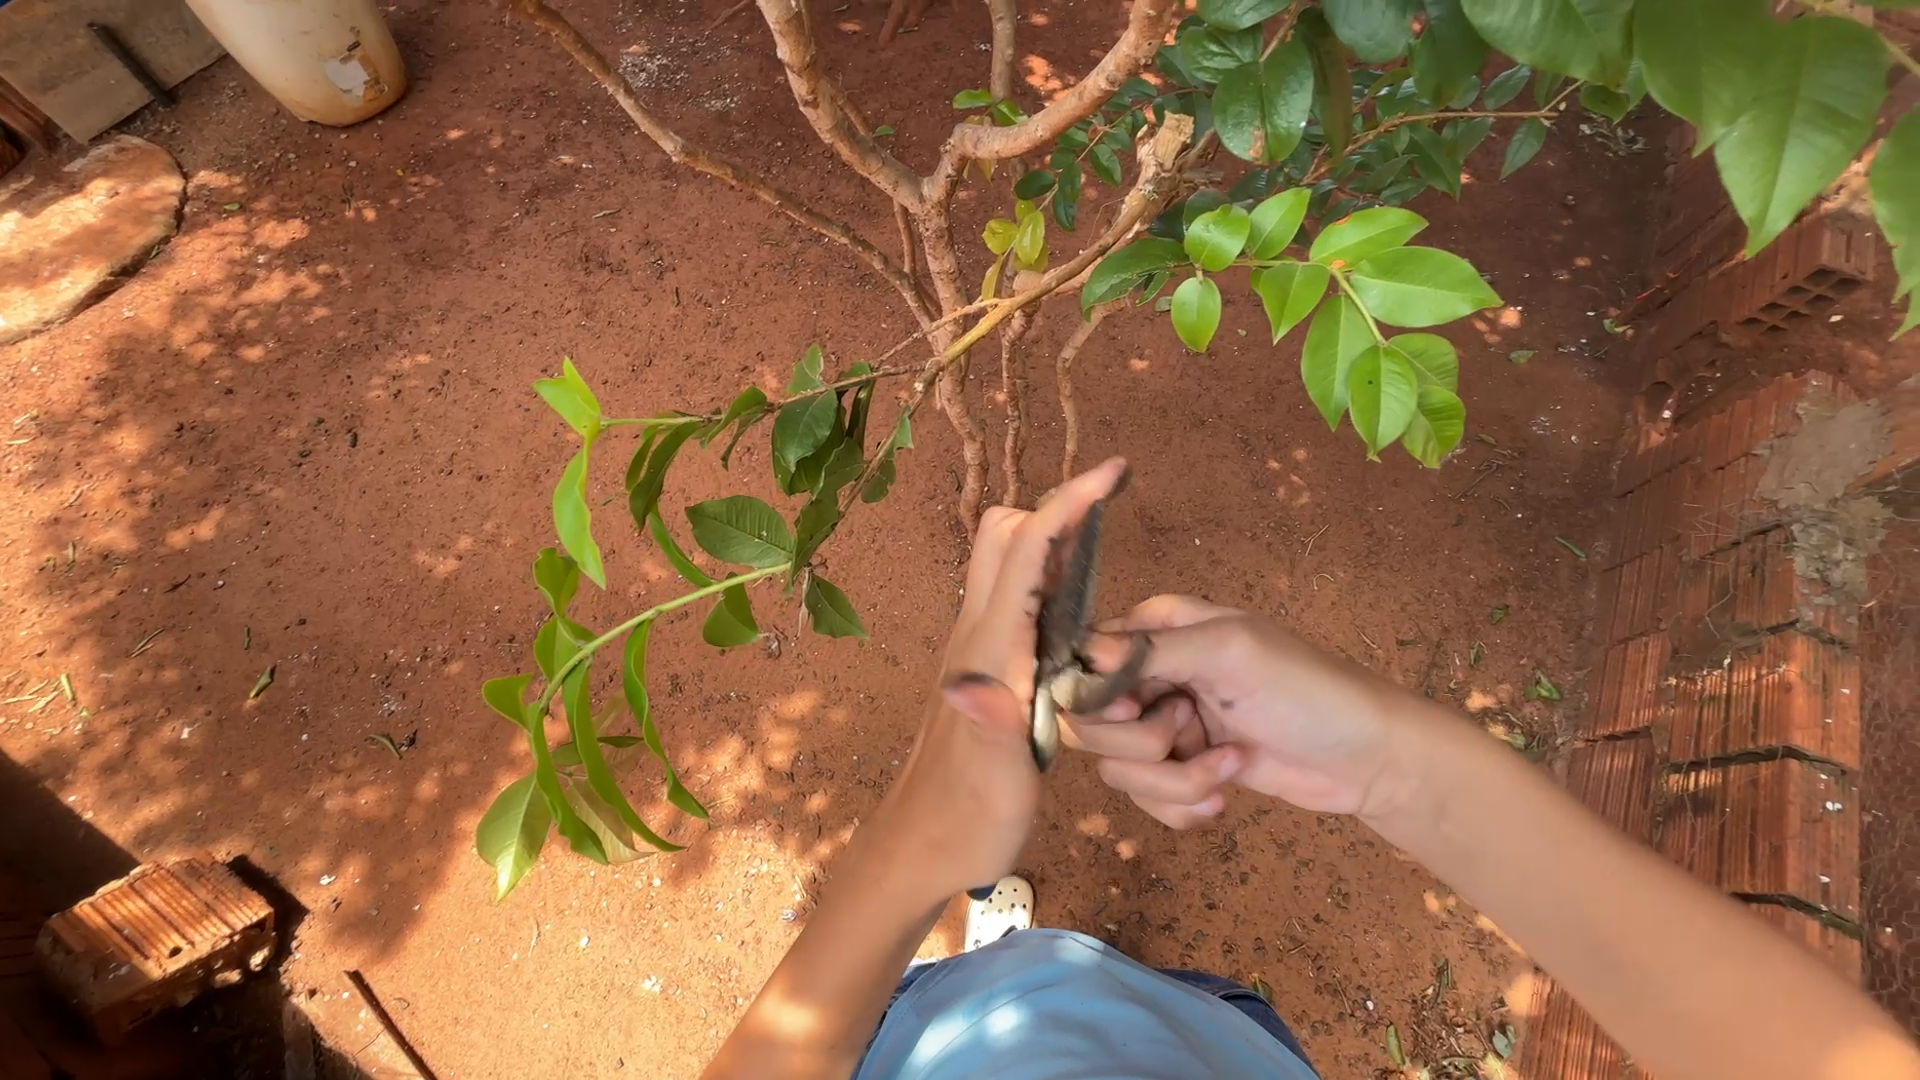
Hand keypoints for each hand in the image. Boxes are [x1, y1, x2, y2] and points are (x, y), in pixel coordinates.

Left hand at [859, 458, 1131, 903]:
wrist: (922, 843)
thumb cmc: (965, 819)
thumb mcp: (993, 783)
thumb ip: (991, 728)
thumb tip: (972, 680)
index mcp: (989, 646)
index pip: (1025, 550)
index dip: (1068, 503)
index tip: (1113, 474)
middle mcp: (978, 630)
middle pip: (1005, 535)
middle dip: (1055, 507)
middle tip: (1109, 511)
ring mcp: (977, 644)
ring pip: (1005, 560)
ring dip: (1050, 538)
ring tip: (1102, 547)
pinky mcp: (984, 663)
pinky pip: (1014, 594)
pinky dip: (1047, 577)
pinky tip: (1078, 609)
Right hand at [1067, 596, 1408, 828]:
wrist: (1367, 760)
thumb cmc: (1304, 690)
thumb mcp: (1231, 653)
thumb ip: (1153, 649)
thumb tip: (1081, 651)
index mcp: (1155, 630)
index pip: (1083, 659)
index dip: (1095, 693)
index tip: (1133, 708)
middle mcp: (1148, 677)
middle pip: (1089, 722)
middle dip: (1141, 742)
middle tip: (1189, 730)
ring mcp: (1162, 728)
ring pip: (1117, 768)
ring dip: (1173, 780)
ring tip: (1227, 767)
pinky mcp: (1179, 773)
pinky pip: (1146, 800)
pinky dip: (1183, 806)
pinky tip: (1224, 796)